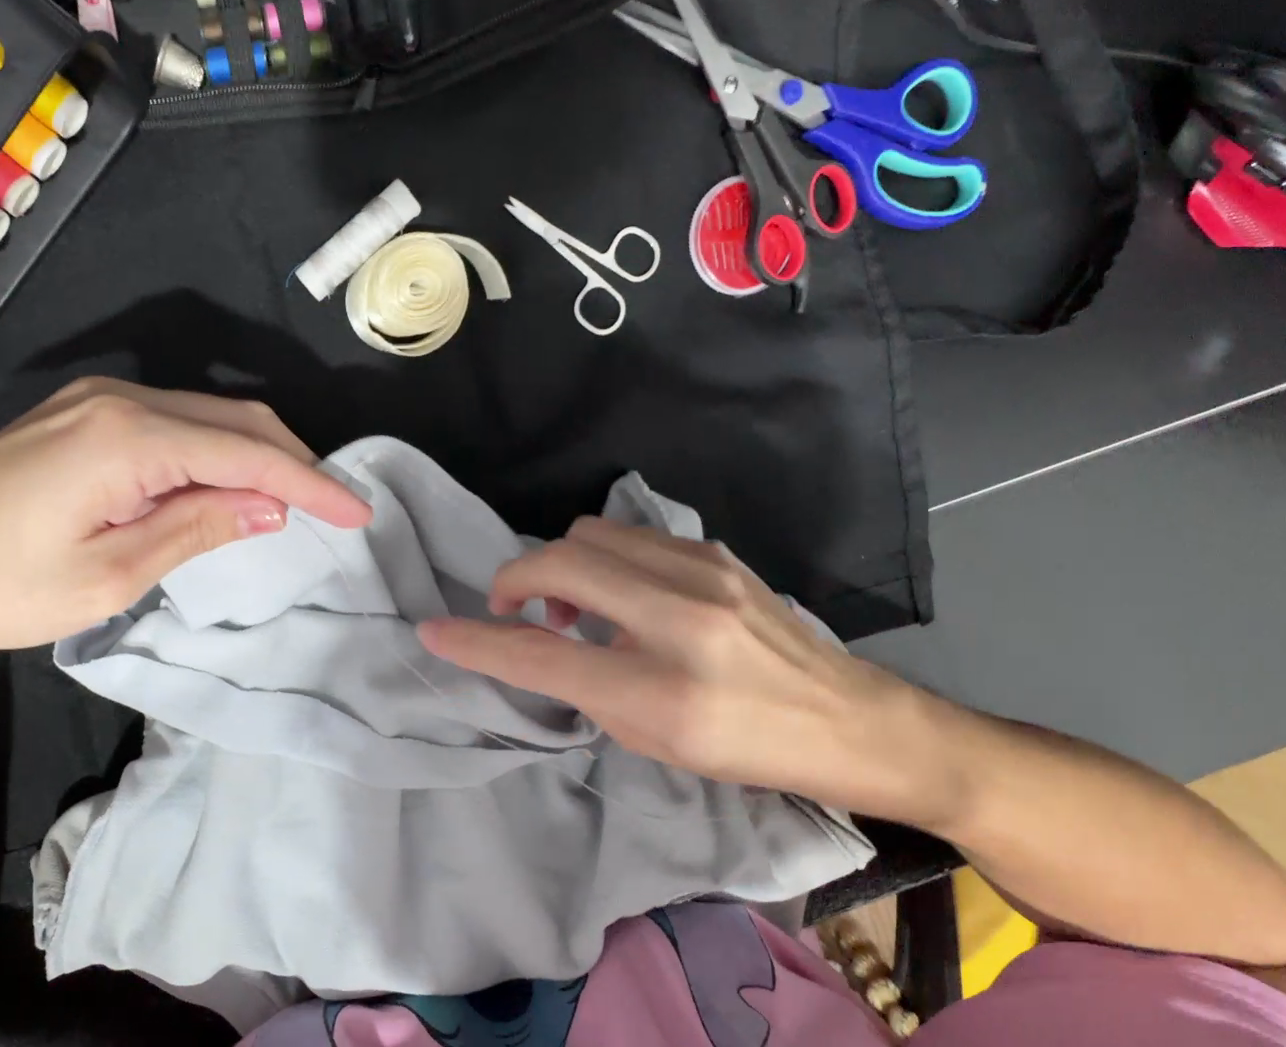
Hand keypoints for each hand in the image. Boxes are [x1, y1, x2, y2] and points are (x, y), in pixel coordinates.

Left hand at [0, 378, 370, 671]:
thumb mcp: (109, 576)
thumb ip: (197, 527)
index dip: (310, 483)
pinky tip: (225, 486)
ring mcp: (93, 402)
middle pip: (233, 419)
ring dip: (254, 455)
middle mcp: (115, 400)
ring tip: (292, 503)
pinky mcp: (78, 416)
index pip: (245, 453)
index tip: (359, 512)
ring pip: (204, 416)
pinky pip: (170, 423)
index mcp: (126, 437)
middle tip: (334, 508)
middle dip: (292, 461)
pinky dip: (212, 452)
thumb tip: (271, 506)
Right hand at [418, 517, 953, 822]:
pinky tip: (622, 596)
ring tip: (573, 608)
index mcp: (663, 689)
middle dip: (516, 581)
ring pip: (590, 535)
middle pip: (560, 563)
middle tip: (516, 612)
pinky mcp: (717, 553)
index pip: (542, 656)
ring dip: (560, 566)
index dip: (477, 642)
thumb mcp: (653, 737)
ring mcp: (705, 573)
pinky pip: (630, 536)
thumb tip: (532, 641)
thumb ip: (585, 686)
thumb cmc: (745, 749)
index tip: (434, 631)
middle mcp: (681, 618)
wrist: (851, 722)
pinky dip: (602, 560)